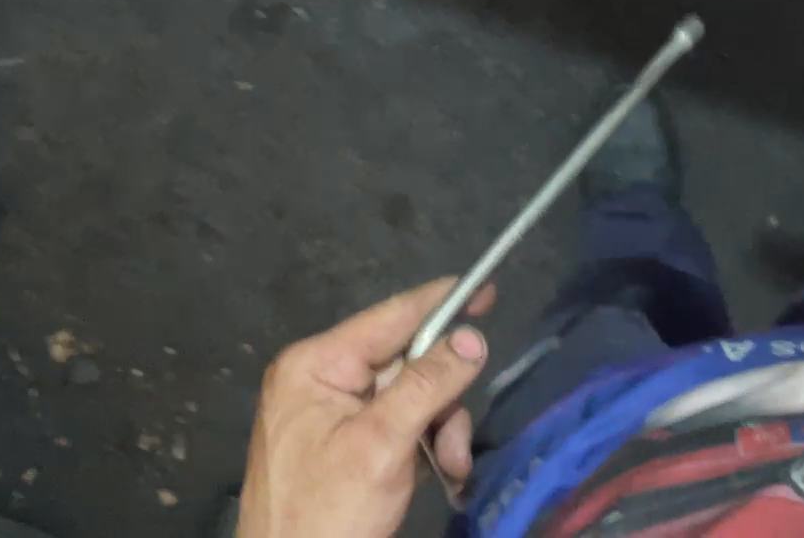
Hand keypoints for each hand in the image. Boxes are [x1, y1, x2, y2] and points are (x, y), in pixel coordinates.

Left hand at [237, 278, 493, 537]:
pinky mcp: (349, 440)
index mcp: (317, 364)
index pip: (392, 316)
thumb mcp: (382, 445)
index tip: (485, 288)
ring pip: (412, 393)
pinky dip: (427, 443)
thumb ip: (428, 385)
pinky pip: (402, 420)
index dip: (442, 301)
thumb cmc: (326, 515)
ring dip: (440, 427)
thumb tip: (474, 338)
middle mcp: (324, 376)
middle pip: (408, 360)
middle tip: (456, 440)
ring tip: (450, 467)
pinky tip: (439, 473)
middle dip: (442, 398)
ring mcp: (335, 410)